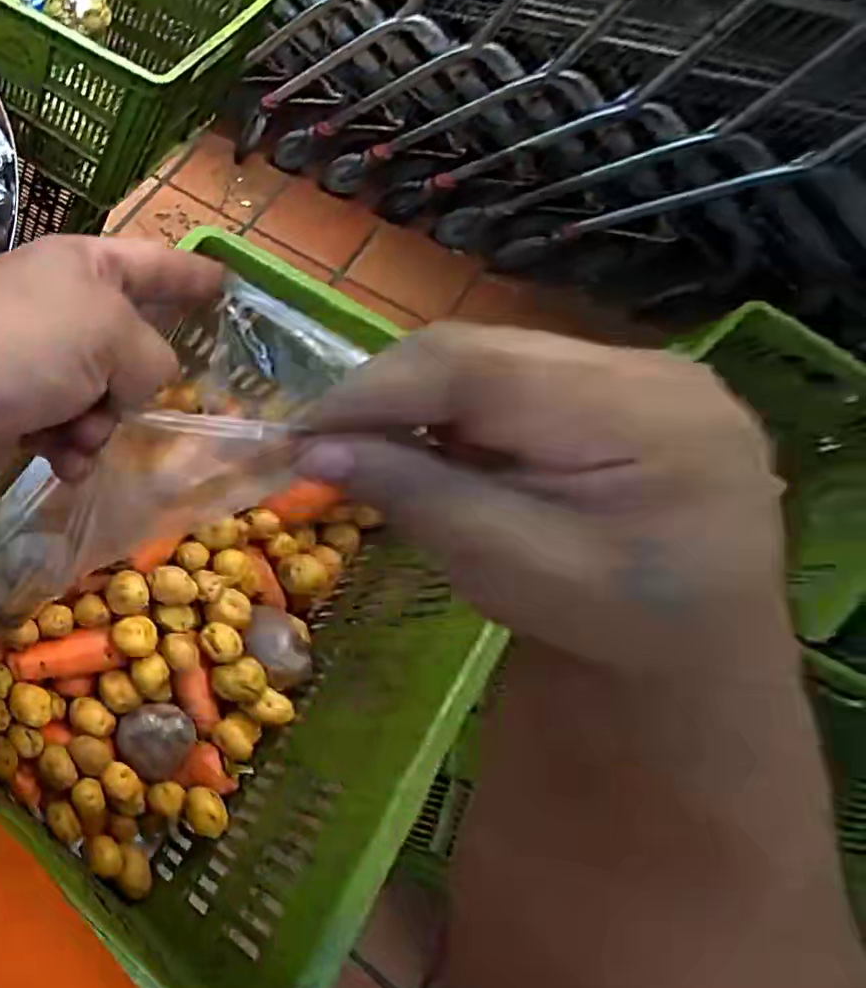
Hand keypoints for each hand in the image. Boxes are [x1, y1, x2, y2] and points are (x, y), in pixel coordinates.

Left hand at [0, 236, 221, 489]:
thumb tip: (138, 382)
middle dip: (133, 382)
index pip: (152, 263)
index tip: (227, 288)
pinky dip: (71, 449)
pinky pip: (69, 432)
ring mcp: (32, 365)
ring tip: (77, 435)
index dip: (191, 277)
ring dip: (99, 425)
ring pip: (103, 399)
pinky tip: (62, 461)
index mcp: (80, 267)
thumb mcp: (107, 335)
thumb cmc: (18, 350)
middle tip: (119, 398)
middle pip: (129, 346)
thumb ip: (151, 355)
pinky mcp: (15, 413)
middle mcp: (57, 311)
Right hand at [296, 323, 791, 676]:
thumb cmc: (604, 614)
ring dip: (392, 399)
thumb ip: (410, 493)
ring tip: (356, 449)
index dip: (367, 395)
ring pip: (461, 354)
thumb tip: (310, 452)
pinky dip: (423, 406)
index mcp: (634, 412)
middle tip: (317, 449)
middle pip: (461, 349)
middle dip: (372, 395)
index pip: (468, 368)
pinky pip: (478, 373)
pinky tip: (410, 444)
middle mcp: (633, 367)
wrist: (689, 638)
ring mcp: (614, 368)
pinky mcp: (587, 382)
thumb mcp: (500, 562)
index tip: (298, 440)